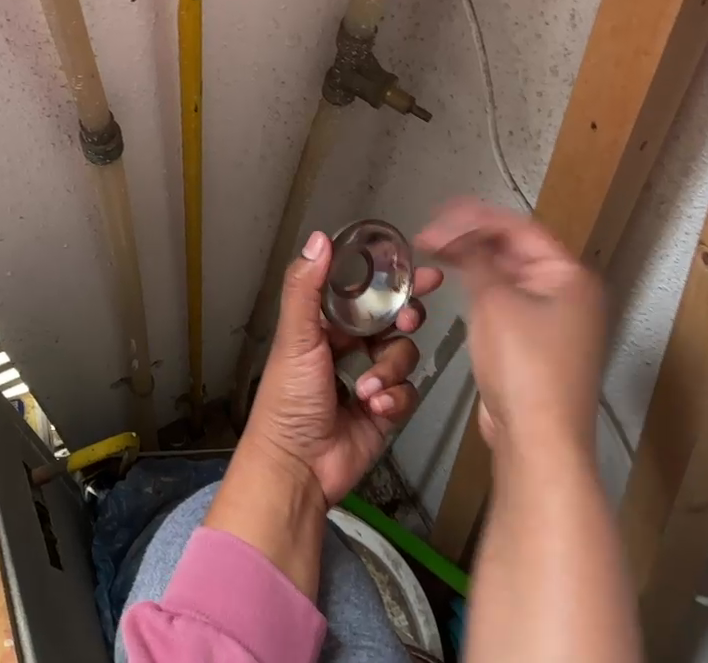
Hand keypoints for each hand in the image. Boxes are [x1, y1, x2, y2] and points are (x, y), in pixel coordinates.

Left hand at [240, 229, 440, 503]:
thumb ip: (307, 288)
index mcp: (324, 326)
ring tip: (368, 390)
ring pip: (403, 355)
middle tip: (406, 322)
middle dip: (403, 320)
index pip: (363, 292)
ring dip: (390, 369)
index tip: (420, 273)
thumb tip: (318, 239)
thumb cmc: (287, 400)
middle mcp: (348, 348)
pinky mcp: (385, 410)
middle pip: (392, 321)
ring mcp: (369, 378)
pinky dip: (395, 399)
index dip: (390, 281)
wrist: (299, 466)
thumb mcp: (295, 338)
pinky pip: (408, 391)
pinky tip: (376, 409)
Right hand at [416, 198, 606, 457]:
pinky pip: (506, 300)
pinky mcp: (535, 342)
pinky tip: (454, 283)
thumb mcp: (494, 301)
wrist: (537, 438)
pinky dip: (480, 287)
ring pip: (508, 274)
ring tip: (435, 253)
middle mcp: (568, 292)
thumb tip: (457, 236)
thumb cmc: (524, 367)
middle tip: (429, 236)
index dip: (474, 218)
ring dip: (473, 261)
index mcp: (569, 275)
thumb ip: (475, 259)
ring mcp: (553, 318)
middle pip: (514, 249)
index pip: (518, 227)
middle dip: (470, 238)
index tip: (436, 218)